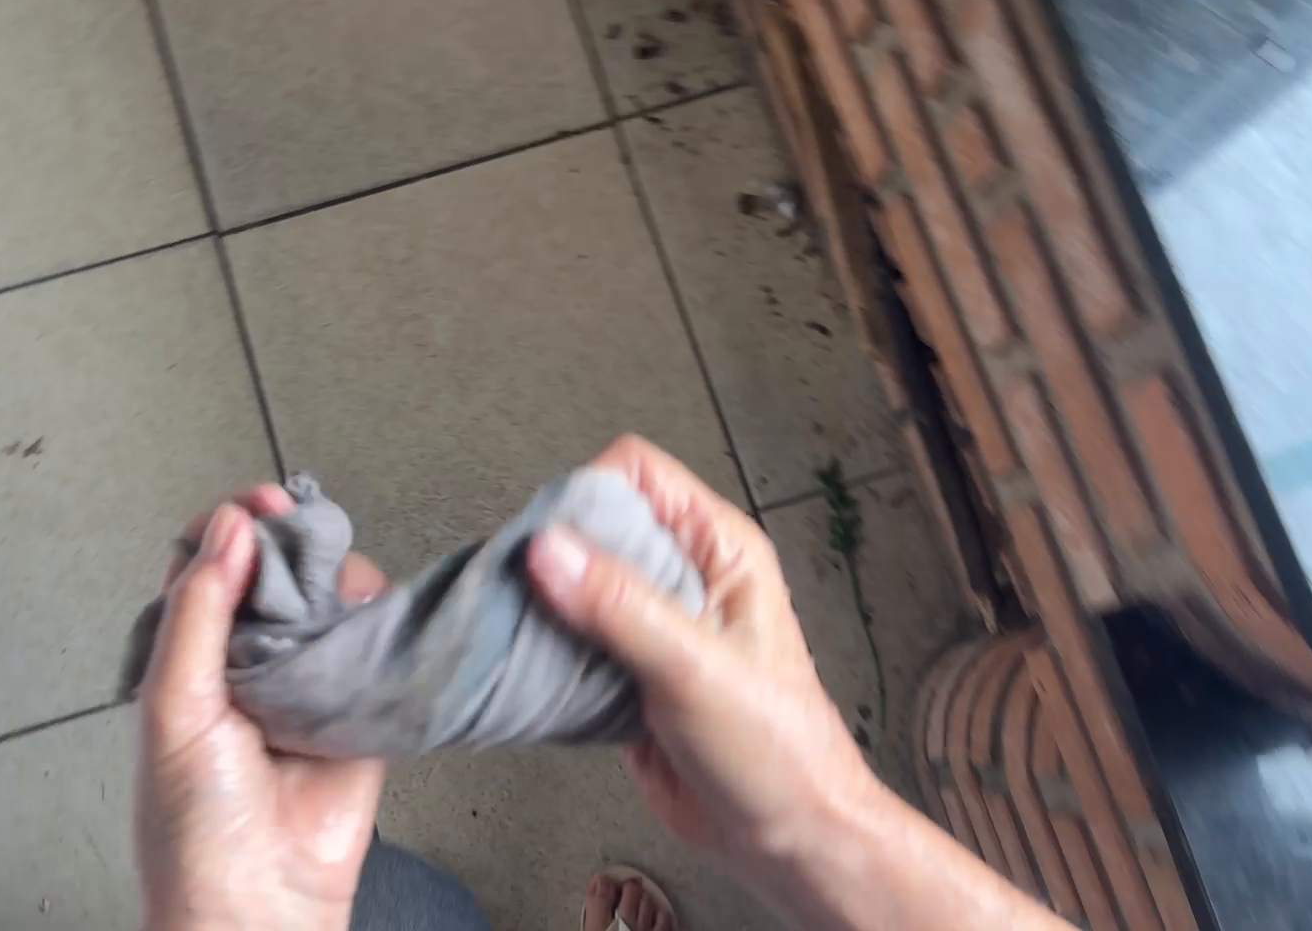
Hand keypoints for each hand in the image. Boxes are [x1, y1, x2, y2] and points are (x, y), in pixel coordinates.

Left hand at [135, 486, 388, 930]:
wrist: (265, 907)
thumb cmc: (196, 831)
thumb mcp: (175, 711)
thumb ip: (196, 615)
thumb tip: (228, 529)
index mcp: (193, 651)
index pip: (208, 561)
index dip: (232, 522)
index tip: (259, 504)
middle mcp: (252, 651)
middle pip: (274, 563)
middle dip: (290, 533)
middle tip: (302, 522)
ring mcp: (306, 668)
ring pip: (327, 589)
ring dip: (333, 573)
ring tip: (328, 593)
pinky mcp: (356, 689)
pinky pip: (372, 631)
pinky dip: (375, 611)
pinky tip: (365, 617)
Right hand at [524, 436, 882, 870]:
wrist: (783, 838)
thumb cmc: (778, 752)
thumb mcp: (696, 667)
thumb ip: (622, 605)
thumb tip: (553, 550)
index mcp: (715, 547)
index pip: (636, 473)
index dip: (589, 490)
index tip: (552, 536)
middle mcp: (679, 571)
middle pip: (595, 520)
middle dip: (555, 548)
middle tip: (532, 586)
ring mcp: (649, 615)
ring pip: (575, 574)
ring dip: (545, 598)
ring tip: (528, 624)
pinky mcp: (622, 657)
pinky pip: (569, 627)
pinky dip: (546, 639)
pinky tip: (540, 661)